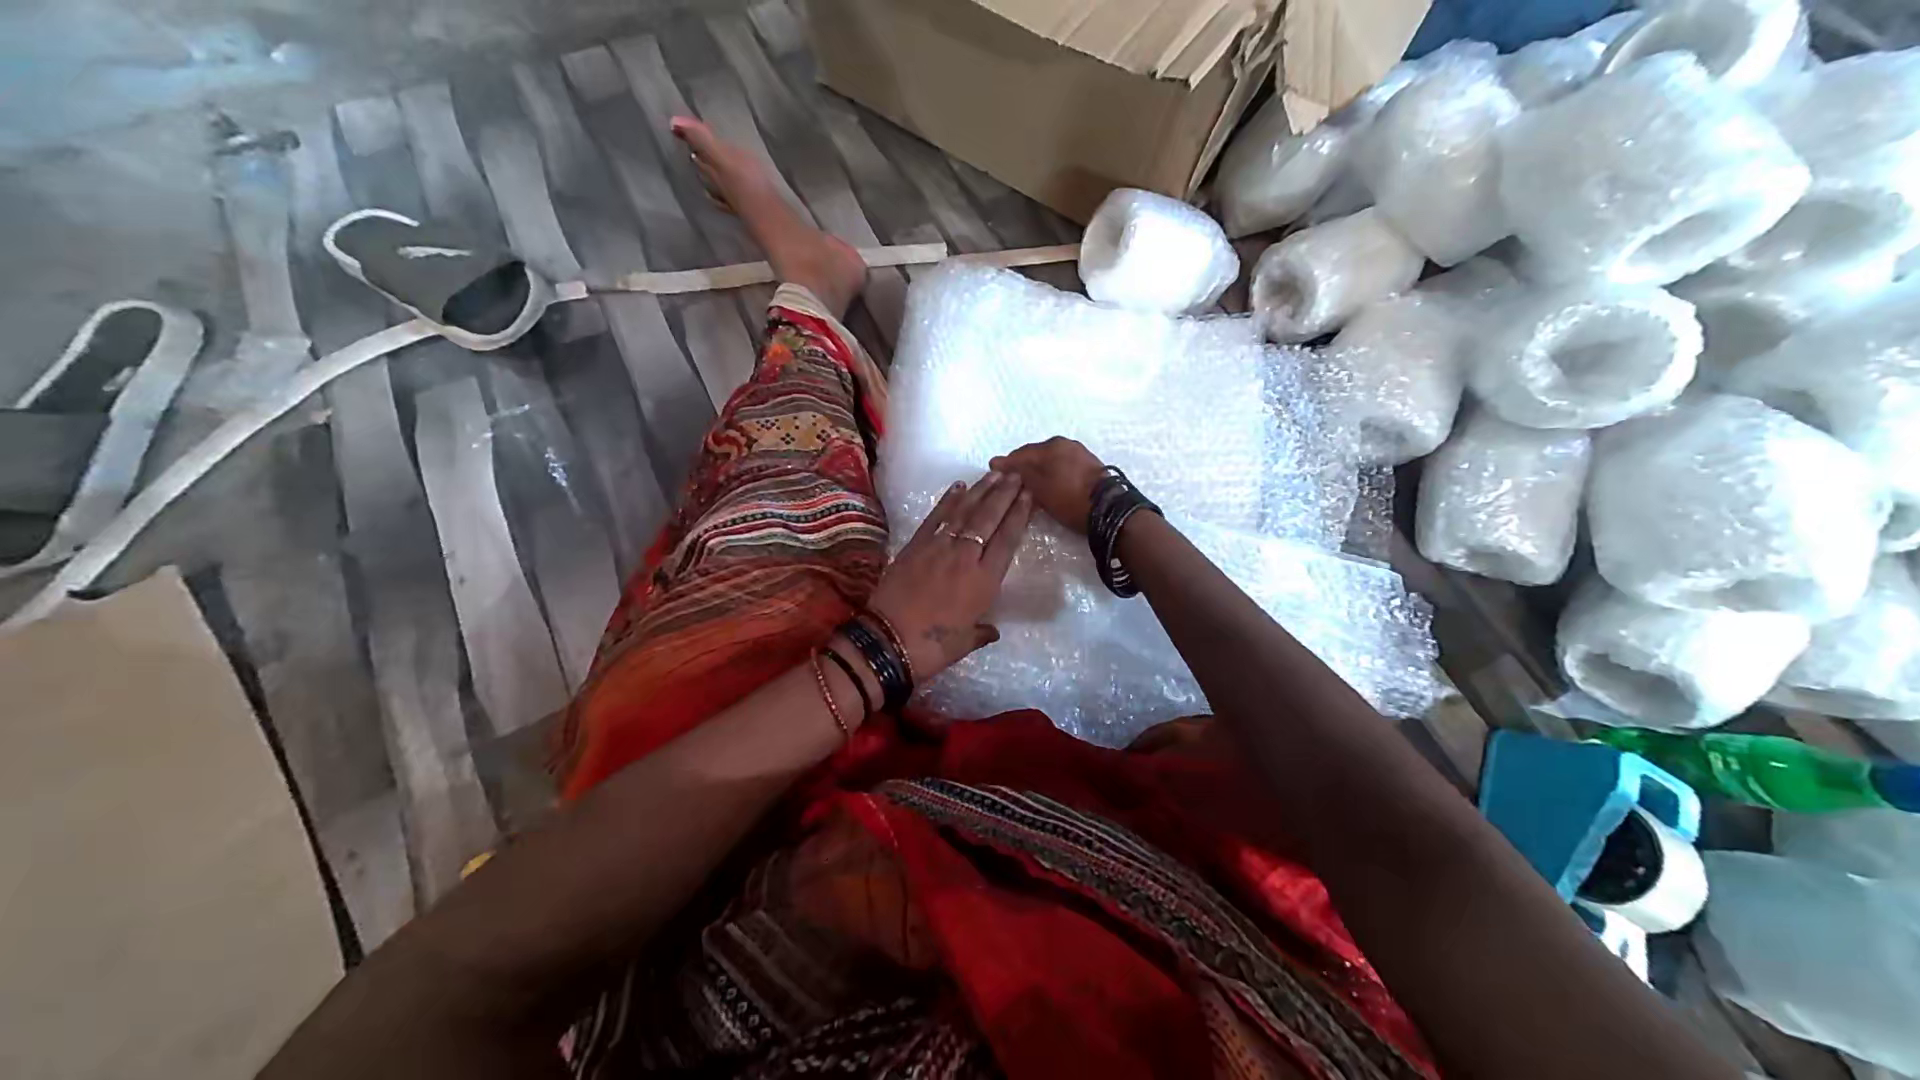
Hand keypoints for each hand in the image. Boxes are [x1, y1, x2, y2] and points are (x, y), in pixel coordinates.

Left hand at [867, 471, 1033, 677]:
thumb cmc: (932, 647)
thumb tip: (992, 630)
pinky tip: (959, 486)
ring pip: (965, 512)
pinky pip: (936, 517)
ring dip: (981, 490)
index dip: (1019, 515)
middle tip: (1017, 476)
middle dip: (1004, 494)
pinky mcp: (914, 546)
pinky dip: (948, 500)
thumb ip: (982, 632)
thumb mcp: (964, 643)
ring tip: (995, 473)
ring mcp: (938, 548)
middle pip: (989, 518)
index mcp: (984, 581)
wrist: (887, 641)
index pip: (1007, 540)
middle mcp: (965, 558)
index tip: (1029, 495)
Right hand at [989, 437, 1107, 534]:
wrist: (1110, 510)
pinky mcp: (1091, 466)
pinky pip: (1064, 466)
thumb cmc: (1069, 499)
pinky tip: (1051, 487)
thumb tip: (996, 462)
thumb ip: (1018, 473)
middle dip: (1024, 468)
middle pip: (1036, 455)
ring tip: (1032, 489)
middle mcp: (1065, 444)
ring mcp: (1080, 454)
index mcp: (1051, 446)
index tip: (995, 476)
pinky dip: (1054, 475)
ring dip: (1040, 472)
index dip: (1006, 465)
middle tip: (1013, 485)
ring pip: (1051, 461)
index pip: (1020, 453)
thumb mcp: (1038, 488)